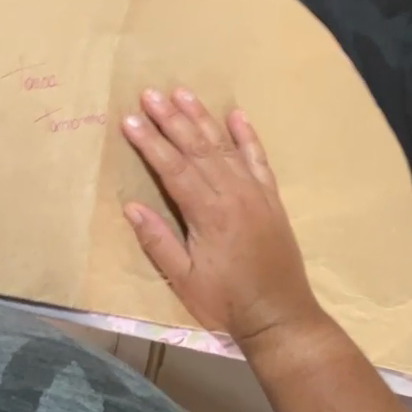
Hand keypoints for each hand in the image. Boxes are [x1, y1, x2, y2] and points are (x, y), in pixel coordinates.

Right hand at [121, 87, 328, 349]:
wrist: (282, 318)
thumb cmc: (226, 302)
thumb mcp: (183, 279)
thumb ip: (158, 241)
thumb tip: (131, 206)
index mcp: (209, 215)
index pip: (173, 169)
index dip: (150, 143)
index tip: (129, 120)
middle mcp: (234, 196)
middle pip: (198, 149)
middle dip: (171, 119)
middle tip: (150, 93)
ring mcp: (256, 195)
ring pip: (224, 148)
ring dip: (202, 118)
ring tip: (182, 93)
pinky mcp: (271, 200)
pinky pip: (259, 160)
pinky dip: (248, 137)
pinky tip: (236, 115)